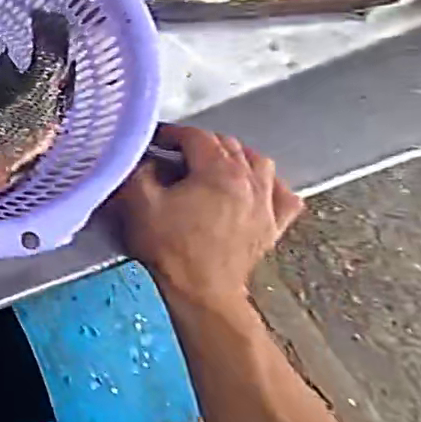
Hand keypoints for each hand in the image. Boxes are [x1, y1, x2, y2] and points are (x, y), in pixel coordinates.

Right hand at [116, 124, 302, 313]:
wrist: (201, 288)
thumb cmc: (169, 245)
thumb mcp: (138, 201)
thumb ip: (139, 170)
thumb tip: (146, 158)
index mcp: (219, 173)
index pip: (197, 137)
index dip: (171, 133)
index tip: (152, 139)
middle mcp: (251, 183)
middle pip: (229, 145)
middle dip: (199, 142)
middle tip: (172, 151)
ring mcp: (268, 204)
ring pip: (259, 163)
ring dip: (234, 156)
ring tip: (210, 163)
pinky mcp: (275, 225)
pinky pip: (282, 193)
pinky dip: (268, 183)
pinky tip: (254, 187)